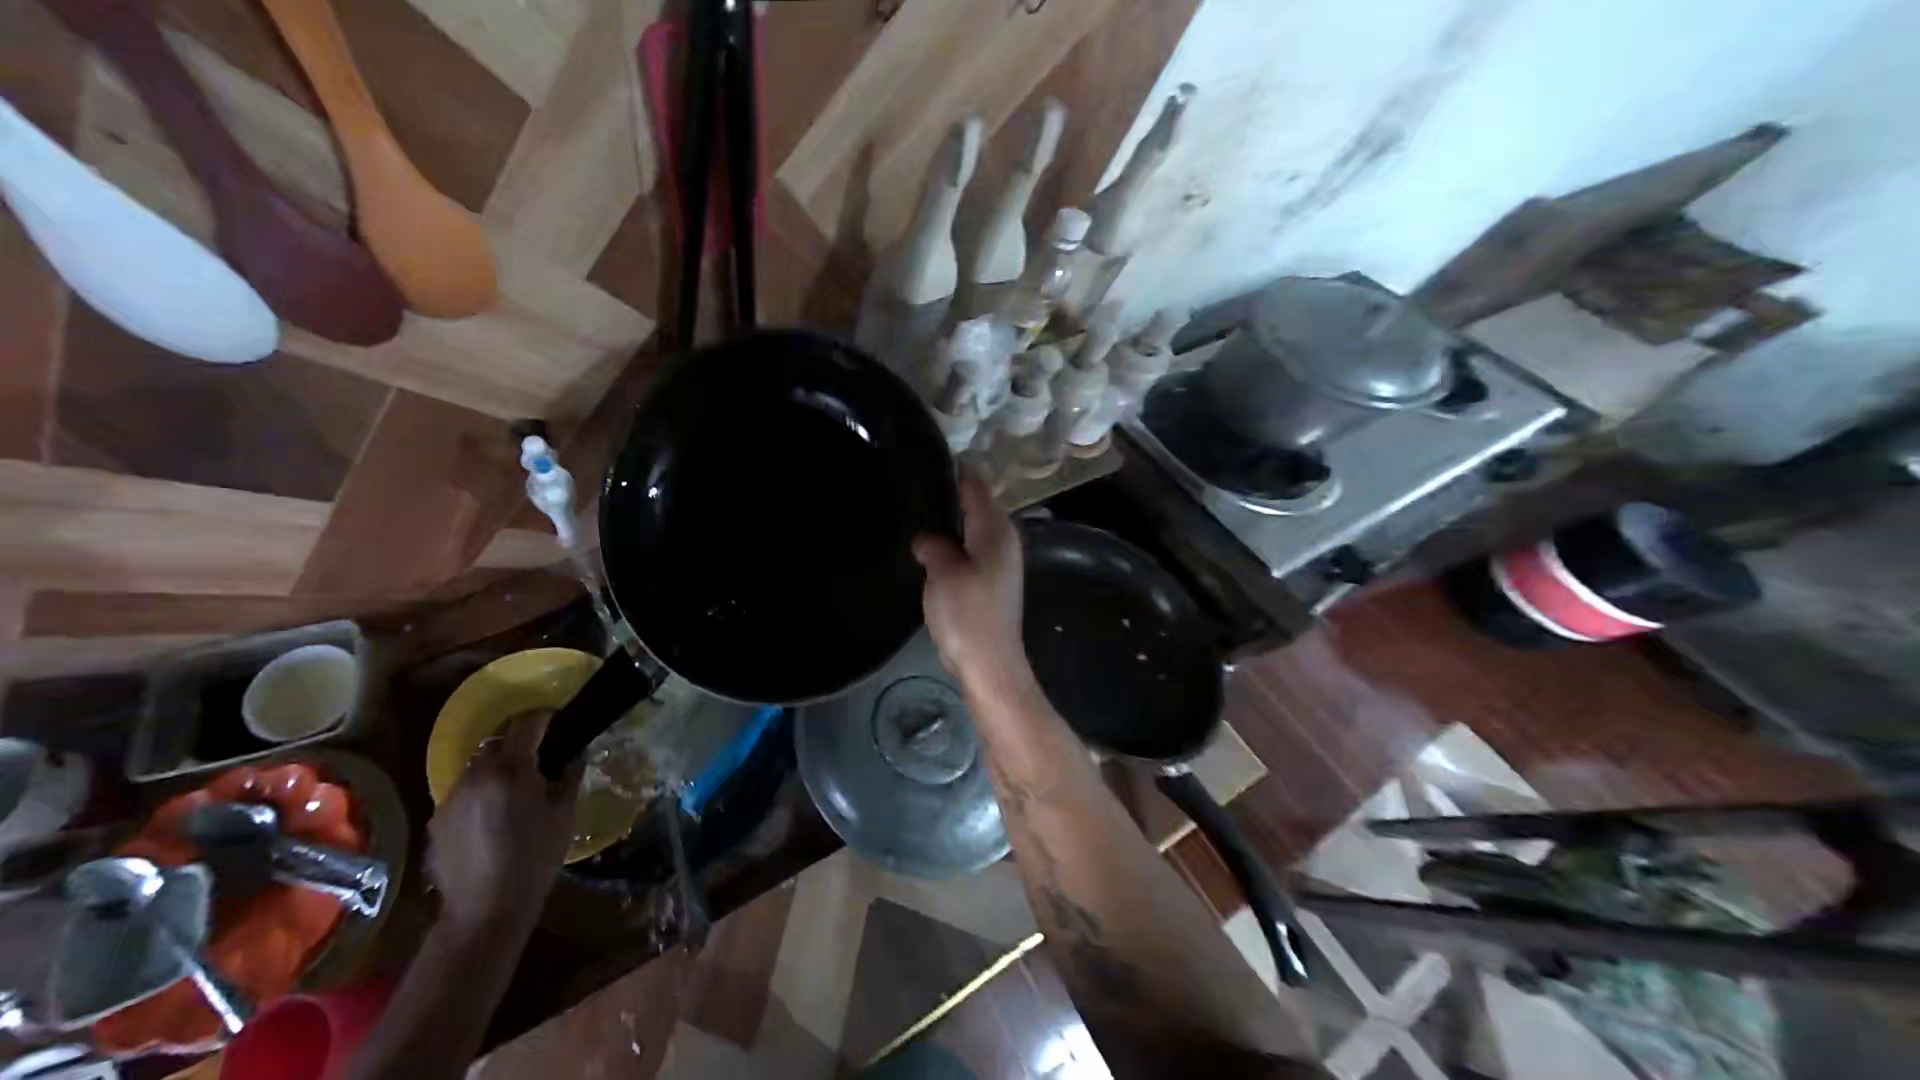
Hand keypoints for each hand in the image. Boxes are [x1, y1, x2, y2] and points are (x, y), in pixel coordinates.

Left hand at [427, 710, 579, 932]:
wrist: (485, 910)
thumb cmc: (535, 857)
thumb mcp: (565, 813)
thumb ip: (569, 776)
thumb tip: (575, 755)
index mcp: (509, 769)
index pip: (526, 724)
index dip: (544, 716)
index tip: (559, 717)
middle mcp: (474, 776)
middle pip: (496, 744)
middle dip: (518, 745)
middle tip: (541, 758)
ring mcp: (449, 800)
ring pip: (477, 770)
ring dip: (497, 771)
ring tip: (516, 793)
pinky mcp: (436, 823)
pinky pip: (463, 797)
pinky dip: (480, 797)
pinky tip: (494, 821)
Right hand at [913, 472, 1032, 691]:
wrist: (989, 664)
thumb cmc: (968, 616)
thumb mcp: (943, 574)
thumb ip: (934, 547)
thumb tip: (926, 540)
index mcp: (996, 531)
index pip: (976, 487)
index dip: (955, 471)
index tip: (927, 459)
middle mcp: (1004, 541)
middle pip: (978, 506)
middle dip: (950, 496)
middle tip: (914, 487)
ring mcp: (1001, 563)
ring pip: (973, 530)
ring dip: (951, 523)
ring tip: (917, 514)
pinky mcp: (992, 583)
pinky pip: (971, 550)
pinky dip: (954, 545)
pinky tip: (931, 551)